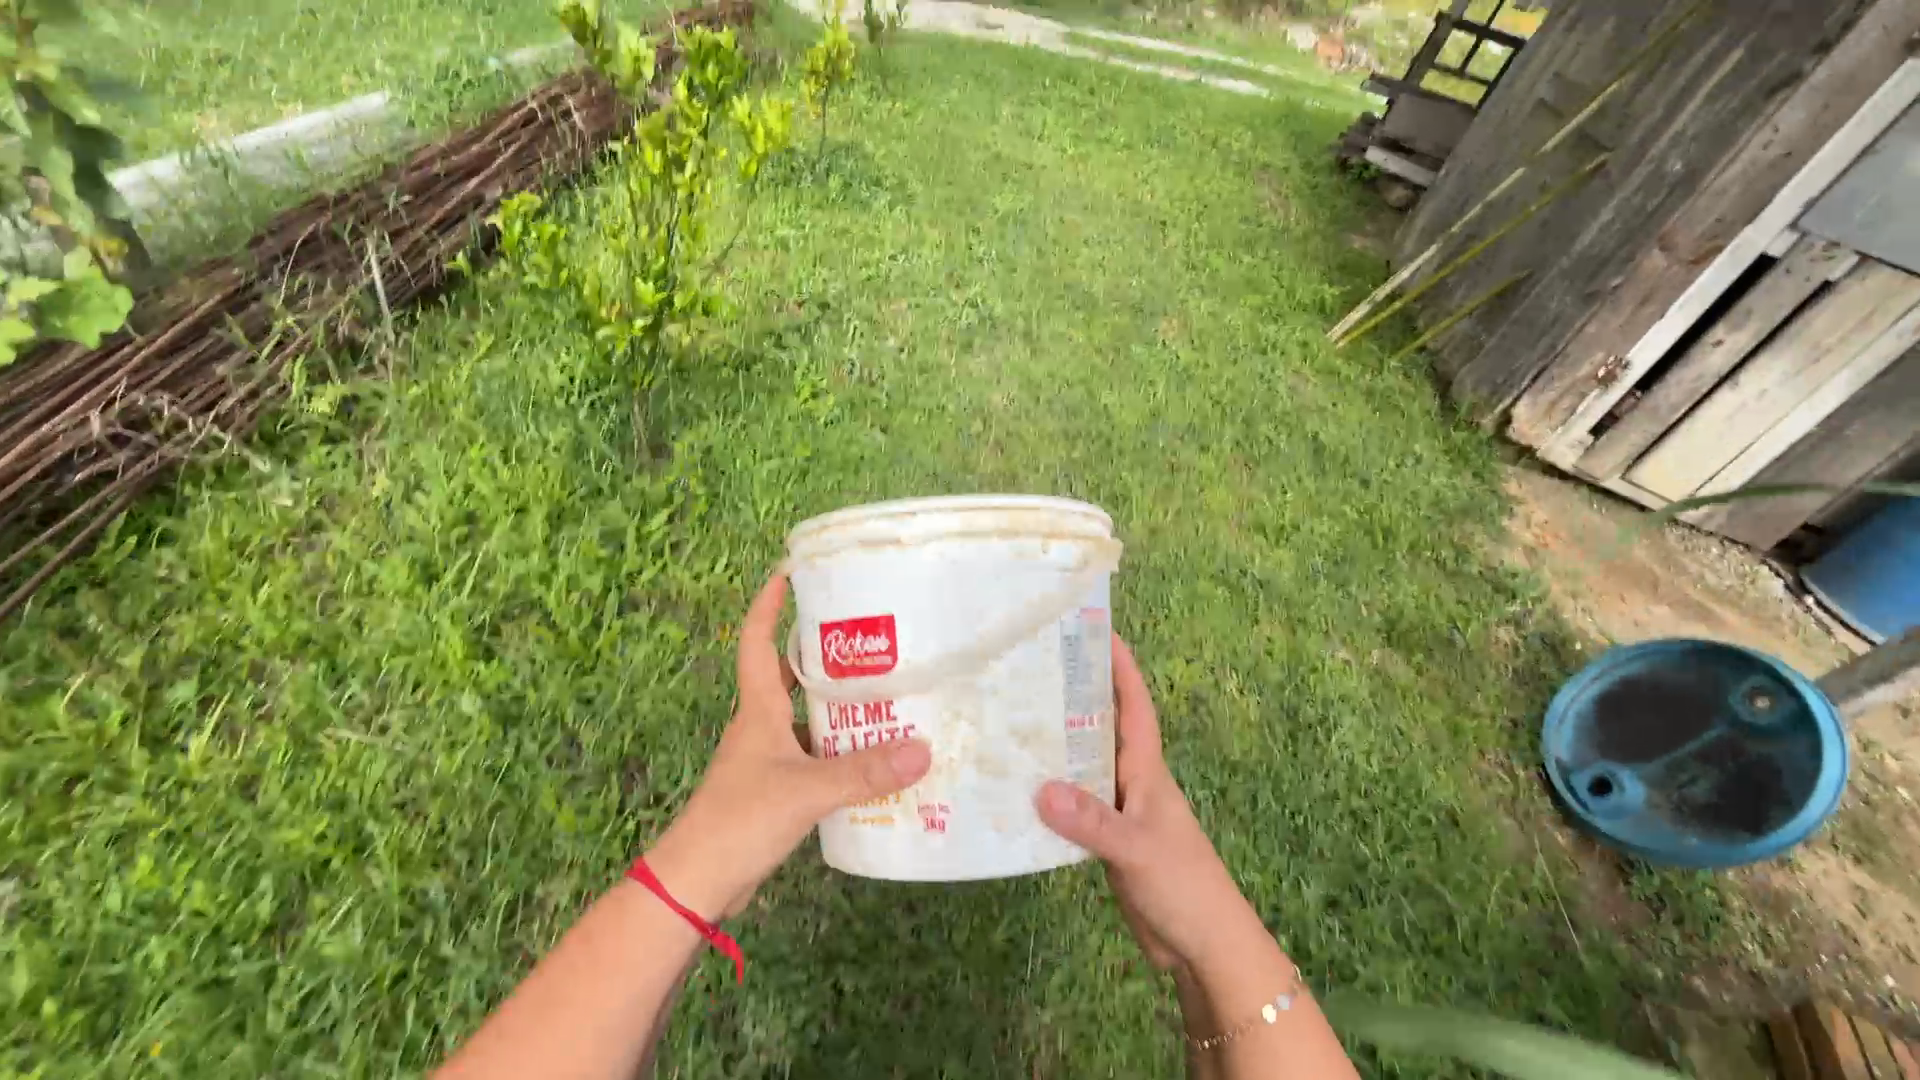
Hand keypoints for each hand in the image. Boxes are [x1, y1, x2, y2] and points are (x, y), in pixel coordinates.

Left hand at [645, 574, 930, 917]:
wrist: (698, 882)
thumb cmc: (740, 819)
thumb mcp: (806, 790)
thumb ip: (863, 772)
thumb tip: (923, 750)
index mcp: (758, 710)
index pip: (757, 642)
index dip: (768, 605)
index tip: (789, 573)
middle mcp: (761, 726)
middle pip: (789, 676)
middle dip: (822, 653)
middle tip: (869, 637)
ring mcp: (767, 760)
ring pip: (806, 719)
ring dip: (839, 707)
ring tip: (887, 694)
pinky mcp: (776, 791)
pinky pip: (815, 757)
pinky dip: (841, 751)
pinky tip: (874, 758)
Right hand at [1035, 635, 1261, 972]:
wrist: (1202, 944)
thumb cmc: (1182, 884)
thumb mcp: (1137, 848)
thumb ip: (1092, 821)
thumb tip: (1040, 789)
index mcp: (1146, 769)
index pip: (1134, 704)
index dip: (1120, 666)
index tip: (1096, 629)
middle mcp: (1129, 780)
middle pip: (1099, 727)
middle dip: (1073, 695)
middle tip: (1028, 669)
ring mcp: (1117, 809)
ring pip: (1081, 765)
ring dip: (1054, 745)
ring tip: (1008, 720)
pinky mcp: (1104, 839)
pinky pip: (1072, 804)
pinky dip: (1049, 794)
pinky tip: (1017, 791)